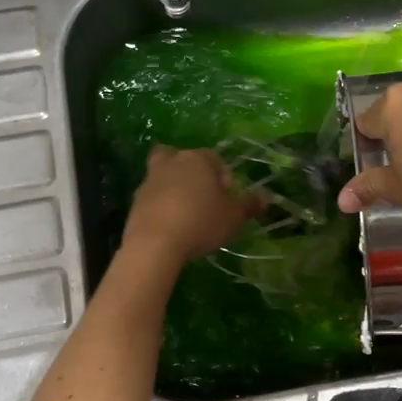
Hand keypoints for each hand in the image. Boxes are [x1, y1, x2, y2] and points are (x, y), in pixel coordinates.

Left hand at [122, 146, 261, 262]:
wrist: (155, 243)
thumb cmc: (201, 222)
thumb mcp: (233, 217)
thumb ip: (249, 205)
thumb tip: (266, 198)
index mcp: (197, 159)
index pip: (214, 158)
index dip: (223, 177)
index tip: (227, 198)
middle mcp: (171, 163)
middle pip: (180, 158)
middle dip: (191, 172)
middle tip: (201, 195)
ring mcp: (149, 181)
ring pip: (163, 176)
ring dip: (173, 188)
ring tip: (186, 214)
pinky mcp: (135, 201)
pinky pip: (152, 197)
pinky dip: (161, 206)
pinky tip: (170, 225)